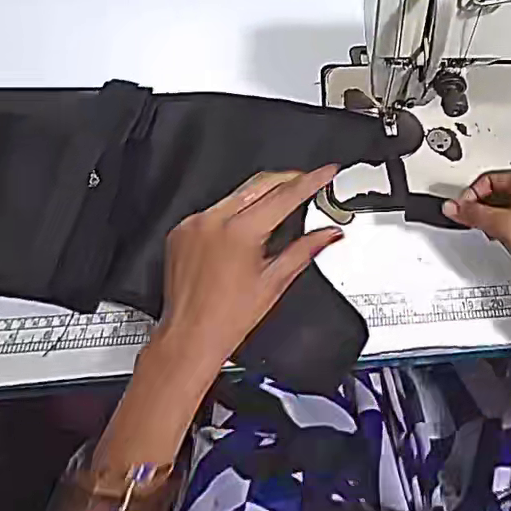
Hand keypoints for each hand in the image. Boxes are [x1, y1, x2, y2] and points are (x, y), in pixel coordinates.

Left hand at [149, 166, 343, 377]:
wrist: (189, 339)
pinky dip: (234, 212)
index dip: (311, 180)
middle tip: (308, 183)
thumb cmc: (227, 319)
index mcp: (240, 232)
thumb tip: (329, 233)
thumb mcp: (275, 281)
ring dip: (261, 195)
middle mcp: (213, 221)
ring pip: (238, 193)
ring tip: (279, 210)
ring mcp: (194, 224)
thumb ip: (306, 249)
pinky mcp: (181, 230)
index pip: (285, 195)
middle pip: (261, 183)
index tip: (326, 172)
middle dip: (288, 180)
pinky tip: (244, 228)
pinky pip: (215, 209)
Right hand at [442, 170, 510, 302]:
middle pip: (496, 190)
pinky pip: (509, 220)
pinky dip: (498, 227)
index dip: (473, 193)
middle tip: (469, 217)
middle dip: (480, 205)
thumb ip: (473, 214)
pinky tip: (496, 236)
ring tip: (485, 228)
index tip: (462, 207)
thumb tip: (454, 206)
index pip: (491, 177)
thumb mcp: (502, 225)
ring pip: (501, 206)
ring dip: (489, 217)